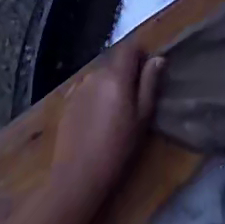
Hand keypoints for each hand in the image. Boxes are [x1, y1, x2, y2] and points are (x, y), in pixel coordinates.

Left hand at [50, 42, 162, 194]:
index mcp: (115, 76)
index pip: (129, 48)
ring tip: (116, 110)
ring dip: (111, 83)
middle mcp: (94, 75)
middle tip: (136, 97)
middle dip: (127, 71)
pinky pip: (87, 88)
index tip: (149, 72)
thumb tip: (158, 58)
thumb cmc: (118, 147)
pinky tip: (98, 117)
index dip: (141, 54)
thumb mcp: (143, 116)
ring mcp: (77, 87)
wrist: (78, 175)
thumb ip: (150, 83)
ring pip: (100, 75)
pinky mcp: (66, 101)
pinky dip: (96, 94)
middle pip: (114, 61)